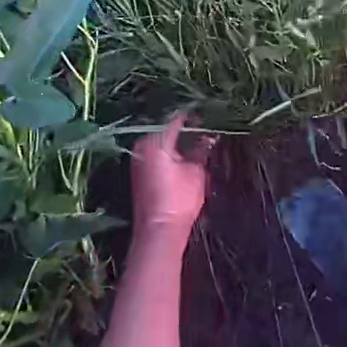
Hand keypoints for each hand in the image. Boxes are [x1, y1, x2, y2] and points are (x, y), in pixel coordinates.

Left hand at [130, 112, 211, 237]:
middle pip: (164, 129)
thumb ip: (201, 150)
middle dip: (183, 129)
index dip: (191, 116)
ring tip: (196, 142)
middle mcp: (142, 146)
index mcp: (155, 140)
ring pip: (159, 141)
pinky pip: (155, 153)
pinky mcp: (139, 173)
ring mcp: (137, 159)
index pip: (175, 119)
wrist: (158, 231)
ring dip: (176, 141)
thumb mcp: (196, 172)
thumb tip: (209, 138)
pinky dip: (168, 152)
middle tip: (203, 129)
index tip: (205, 115)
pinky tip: (183, 156)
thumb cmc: (178, 200)